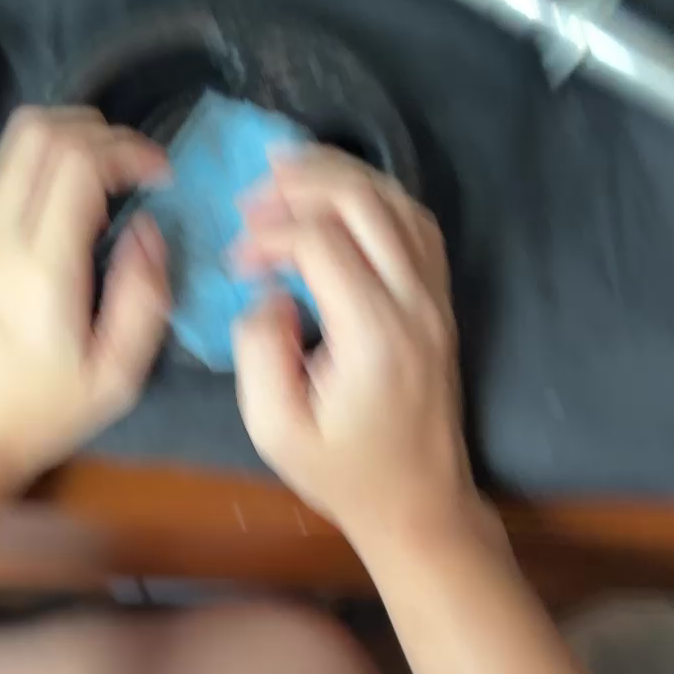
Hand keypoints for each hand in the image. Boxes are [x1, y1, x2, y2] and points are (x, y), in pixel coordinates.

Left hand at [0, 107, 171, 494]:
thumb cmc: (32, 421)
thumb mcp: (114, 380)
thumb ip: (144, 297)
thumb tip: (146, 230)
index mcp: (42, 266)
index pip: (82, 159)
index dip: (129, 149)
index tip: (156, 175)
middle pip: (39, 132)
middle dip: (95, 132)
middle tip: (124, 167)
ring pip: (3, 151)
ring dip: (53, 149)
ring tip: (83, 184)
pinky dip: (14, 178)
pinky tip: (30, 215)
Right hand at [229, 148, 475, 541]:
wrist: (417, 502)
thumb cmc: (340, 471)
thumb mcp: (273, 428)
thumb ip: (259, 350)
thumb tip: (270, 294)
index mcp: (374, 334)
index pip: (321, 243)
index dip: (269, 238)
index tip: (236, 263)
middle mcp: (415, 302)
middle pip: (365, 202)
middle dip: (302, 183)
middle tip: (253, 193)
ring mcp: (435, 297)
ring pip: (396, 201)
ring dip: (339, 177)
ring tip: (286, 171)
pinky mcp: (437, 300)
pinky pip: (414, 223)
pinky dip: (372, 195)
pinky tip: (337, 197)